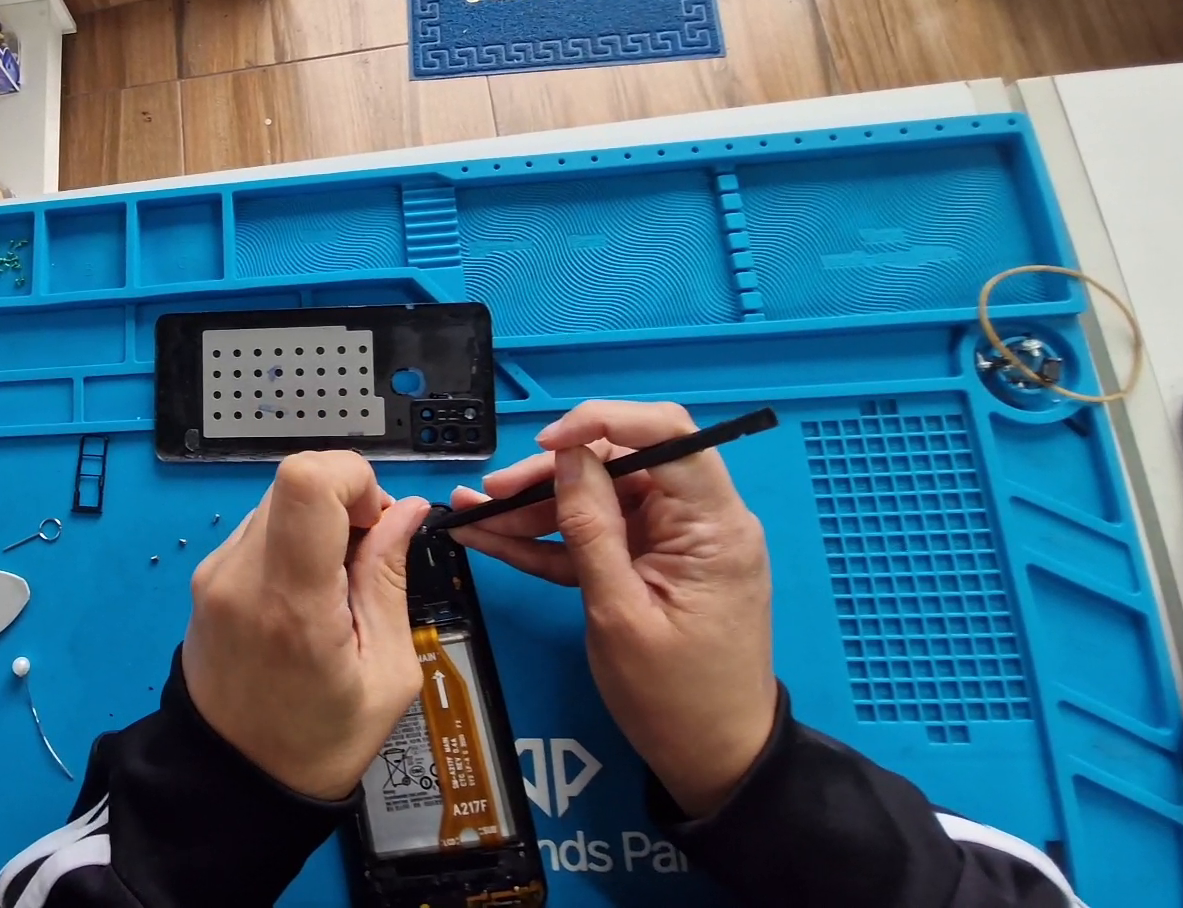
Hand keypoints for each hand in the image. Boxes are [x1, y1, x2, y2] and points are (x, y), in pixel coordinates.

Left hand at [184, 452, 431, 799]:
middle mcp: (240, 572)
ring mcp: (215, 570)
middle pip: (295, 478)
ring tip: (338, 580)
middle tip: (368, 553)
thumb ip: (390, 579)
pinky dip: (294, 537)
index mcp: (290, 600)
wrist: (229, 778)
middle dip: (346, 497)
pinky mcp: (207, 574)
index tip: (377, 523)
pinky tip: (308, 587)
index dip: (353, 479)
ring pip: (278, 498)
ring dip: (320, 519)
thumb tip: (405, 509)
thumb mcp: (385, 674)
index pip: (306, 481)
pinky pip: (261, 526)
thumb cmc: (319, 739)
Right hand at [449, 401, 776, 817]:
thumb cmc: (675, 696)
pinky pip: (585, 536)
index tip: (546, 444)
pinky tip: (488, 536)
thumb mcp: (619, 611)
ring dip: (530, 507)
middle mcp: (692, 520)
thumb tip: (568, 455)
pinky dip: (538, 538)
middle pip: (615, 464)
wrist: (709, 760)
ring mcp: (664, 541)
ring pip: (590, 498)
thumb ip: (591, 527)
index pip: (667, 435)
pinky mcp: (639, 562)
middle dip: (546, 475)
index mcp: (710, 525)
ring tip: (472, 514)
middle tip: (489, 494)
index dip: (603, 422)